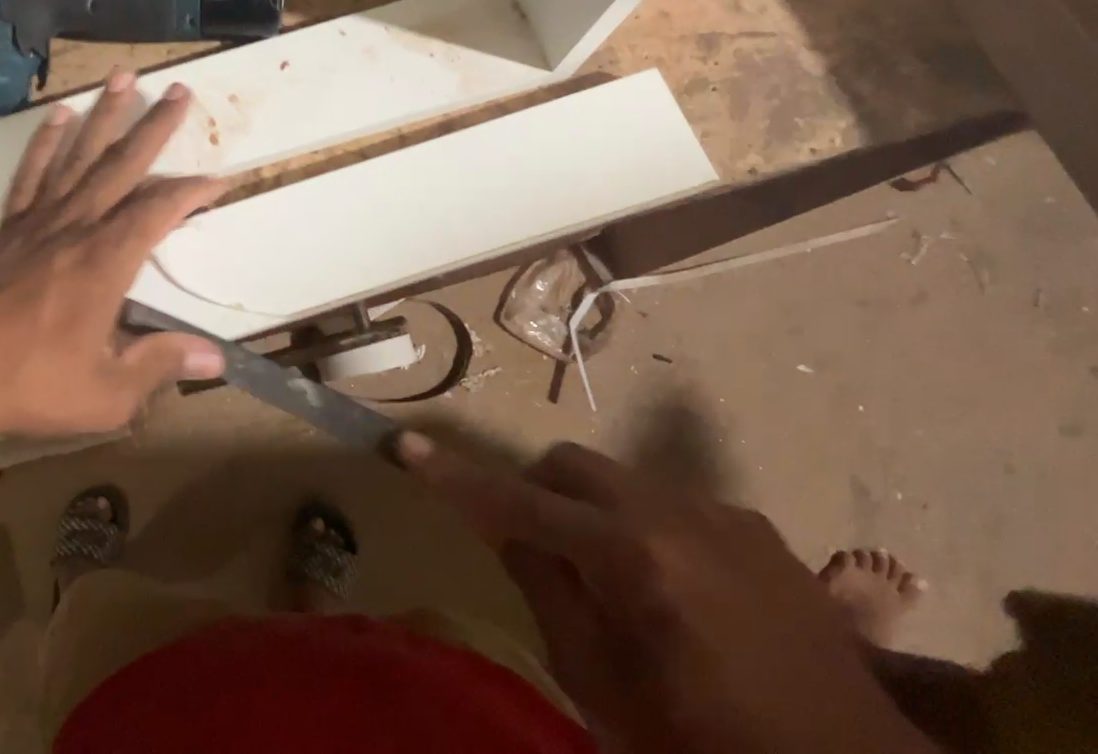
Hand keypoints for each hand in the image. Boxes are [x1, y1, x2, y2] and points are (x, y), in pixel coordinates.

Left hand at [0, 70, 228, 451]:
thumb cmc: (26, 386)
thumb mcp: (105, 393)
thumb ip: (160, 365)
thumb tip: (215, 357)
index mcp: (104, 262)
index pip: (159, 210)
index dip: (194, 192)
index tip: (221, 181)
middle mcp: (73, 229)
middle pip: (121, 165)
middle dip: (154, 127)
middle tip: (178, 90)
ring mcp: (34, 225)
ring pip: (77, 157)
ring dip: (103, 117)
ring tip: (122, 78)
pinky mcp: (5, 232)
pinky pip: (29, 175)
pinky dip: (45, 144)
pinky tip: (57, 118)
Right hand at [392, 433, 936, 753]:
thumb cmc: (700, 742)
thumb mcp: (598, 682)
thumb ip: (545, 590)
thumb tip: (510, 530)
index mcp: (631, 558)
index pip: (519, 502)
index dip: (456, 476)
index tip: (406, 445)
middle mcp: (679, 516)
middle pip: (572, 466)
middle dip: (533, 490)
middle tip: (529, 544)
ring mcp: (727, 518)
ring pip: (622, 480)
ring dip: (589, 509)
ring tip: (606, 577)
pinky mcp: (763, 533)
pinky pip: (673, 503)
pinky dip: (641, 523)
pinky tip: (665, 585)